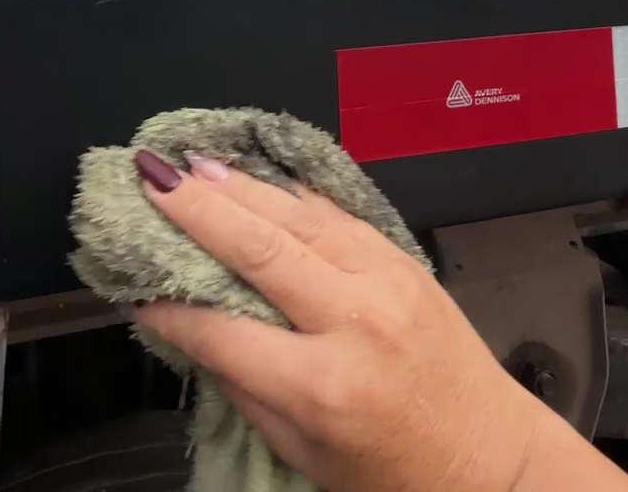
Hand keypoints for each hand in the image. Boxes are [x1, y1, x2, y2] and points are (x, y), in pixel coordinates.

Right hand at [132, 151, 627, 491]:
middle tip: (153, 177)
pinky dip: (287, 192)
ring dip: (240, 187)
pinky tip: (255, 176)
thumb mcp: (305, 452)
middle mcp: (354, 320)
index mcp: (324, 387)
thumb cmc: (393, 469)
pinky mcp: (400, 257)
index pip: (226, 332)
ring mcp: (384, 278)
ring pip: (296, 217)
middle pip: (260, 250)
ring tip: (192, 166)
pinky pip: (333, 214)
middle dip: (199, 211)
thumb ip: (245, 384)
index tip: (135, 287)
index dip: (173, 307)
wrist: (492, 456)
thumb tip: (189, 325)